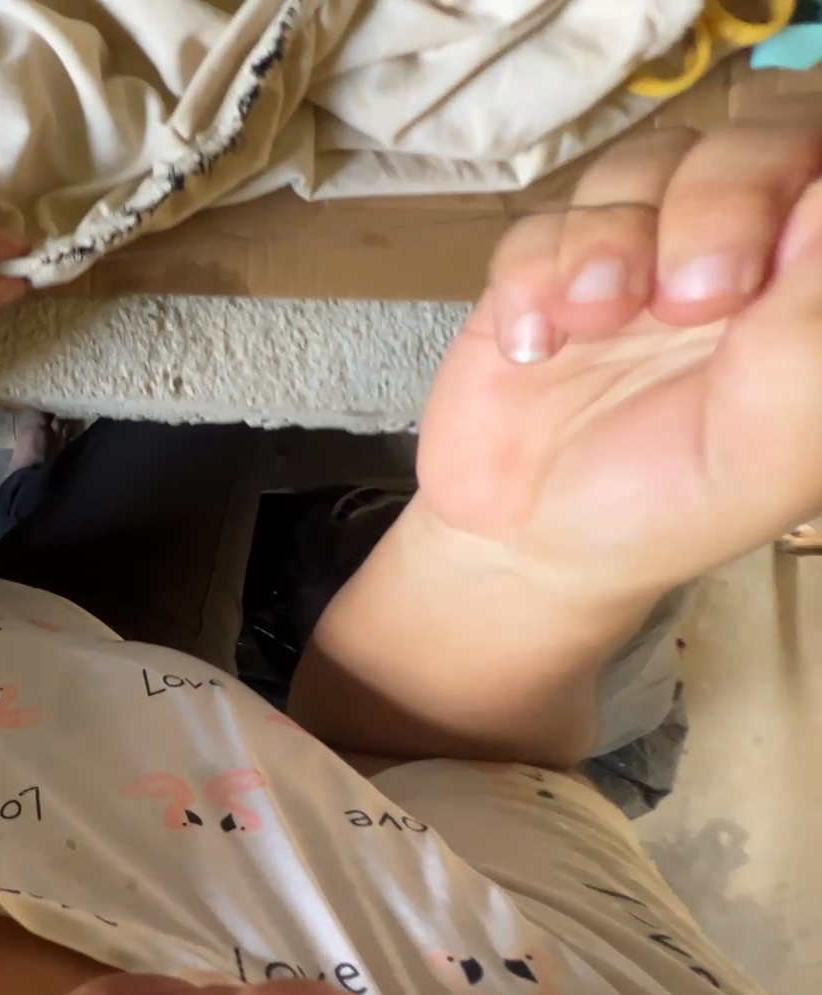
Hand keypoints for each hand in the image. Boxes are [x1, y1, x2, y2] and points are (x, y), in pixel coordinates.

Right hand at [416, 126, 821, 599]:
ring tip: (589, 324)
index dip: (812, 179)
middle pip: (744, 140)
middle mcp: (728, 255)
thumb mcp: (775, 446)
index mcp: (810, 287)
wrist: (516, 540)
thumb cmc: (662, 506)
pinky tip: (532, 347)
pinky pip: (529, 233)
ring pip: (632, 170)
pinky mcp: (526, 288)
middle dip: (716, 203)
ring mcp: (622, 267)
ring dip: (607, 242)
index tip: (773, 271)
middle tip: (686, 305)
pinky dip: (526, 280)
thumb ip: (812, 336)